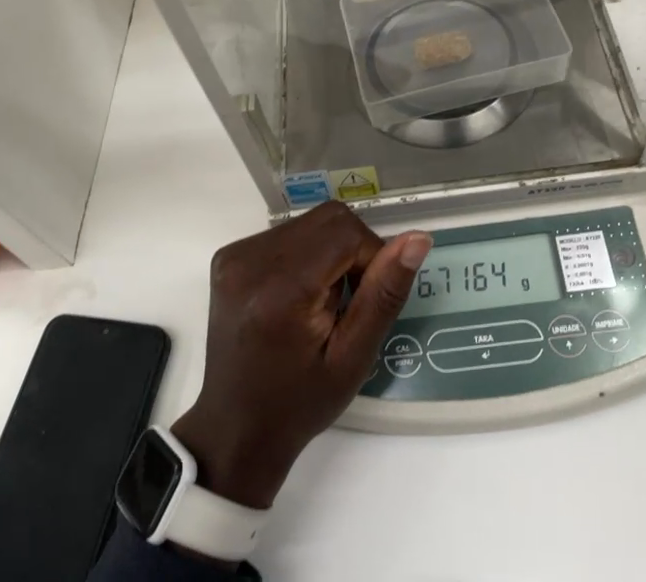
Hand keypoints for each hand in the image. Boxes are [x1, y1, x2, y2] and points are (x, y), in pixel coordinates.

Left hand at [171, 202, 430, 509]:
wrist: (237, 427)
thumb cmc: (300, 402)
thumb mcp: (354, 357)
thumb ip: (384, 294)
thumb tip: (417, 239)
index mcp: (281, 289)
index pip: (346, 231)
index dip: (371, 258)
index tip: (365, 302)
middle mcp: (250, 261)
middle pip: (328, 219)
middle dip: (352, 252)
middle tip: (345, 305)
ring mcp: (234, 256)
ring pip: (308, 224)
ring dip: (329, 253)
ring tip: (320, 305)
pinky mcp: (228, 258)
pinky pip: (285, 234)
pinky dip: (305, 256)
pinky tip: (297, 298)